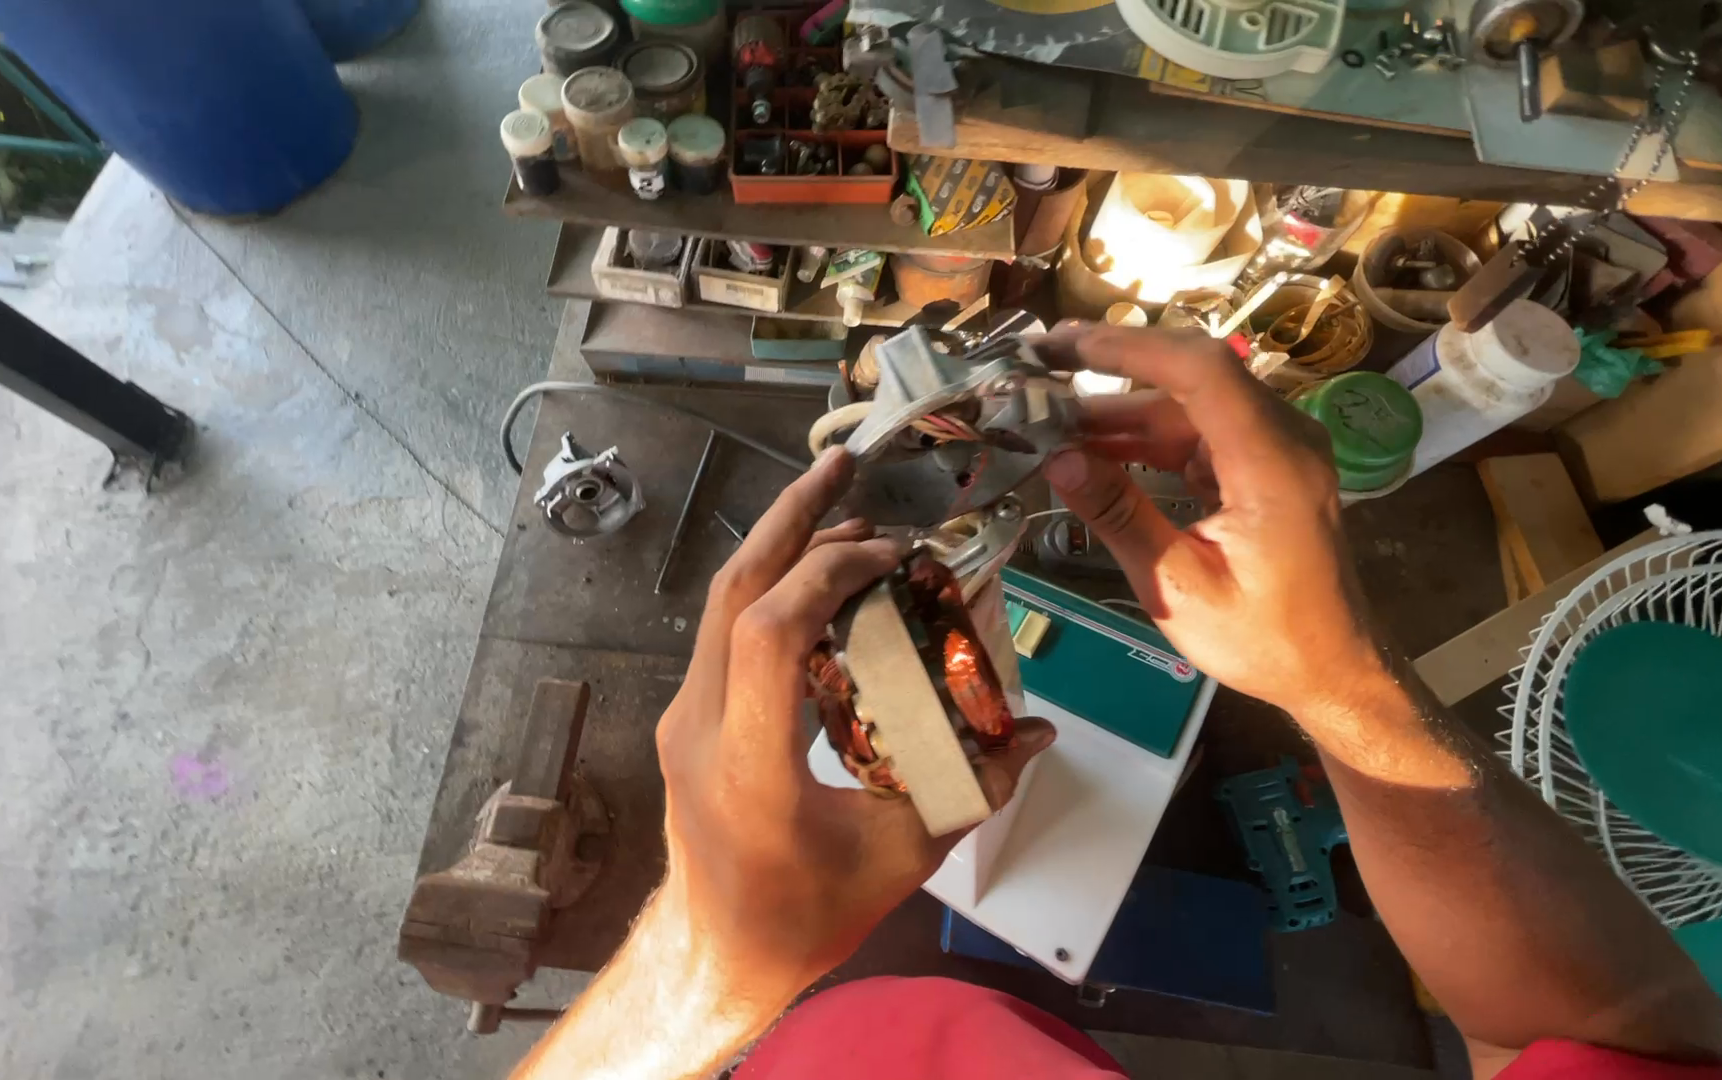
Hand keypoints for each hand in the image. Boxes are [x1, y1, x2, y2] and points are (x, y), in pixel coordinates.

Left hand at [656, 447, 1053, 1002]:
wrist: (713, 955)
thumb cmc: (804, 919)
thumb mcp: (902, 860)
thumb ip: (973, 788)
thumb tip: (1038, 731)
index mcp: (750, 762)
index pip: (770, 631)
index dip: (828, 574)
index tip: (891, 556)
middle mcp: (699, 723)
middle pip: (733, 590)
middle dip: (790, 517)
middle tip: (842, 466)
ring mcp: (683, 713)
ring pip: (721, 602)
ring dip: (780, 545)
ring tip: (840, 509)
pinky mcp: (687, 713)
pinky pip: (726, 629)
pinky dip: (773, 587)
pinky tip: (817, 577)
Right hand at [1037, 325, 1386, 715]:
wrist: (1329, 668)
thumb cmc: (1261, 638)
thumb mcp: (1176, 585)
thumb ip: (1118, 516)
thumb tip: (1057, 459)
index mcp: (1270, 463)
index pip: (1201, 372)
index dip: (1129, 350)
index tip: (1063, 346)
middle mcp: (1280, 438)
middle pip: (1190, 377)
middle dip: (1113, 366)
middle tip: (1040, 364)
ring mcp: (1271, 448)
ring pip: (1185, 404)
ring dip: (1117, 410)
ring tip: (1049, 417)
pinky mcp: (1256, 465)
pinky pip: (1191, 433)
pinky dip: (1139, 438)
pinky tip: (1092, 449)